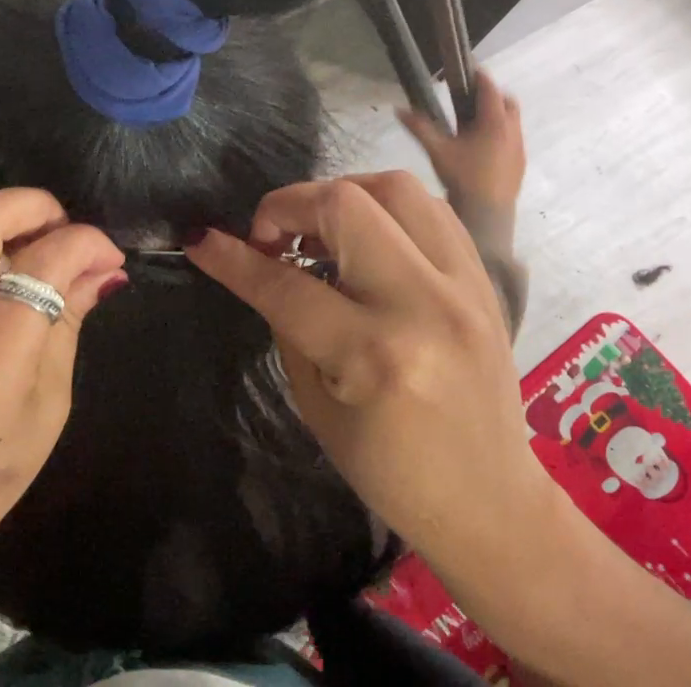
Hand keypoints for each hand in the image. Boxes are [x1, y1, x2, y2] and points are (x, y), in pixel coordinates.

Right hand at [185, 174, 553, 554]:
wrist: (488, 500)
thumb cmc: (389, 469)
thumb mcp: (316, 401)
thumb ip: (287, 320)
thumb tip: (256, 263)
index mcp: (374, 355)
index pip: (286, 284)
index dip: (233, 258)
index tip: (201, 241)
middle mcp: (425, 306)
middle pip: (346, 205)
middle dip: (288, 207)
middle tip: (270, 239)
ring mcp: (465, 287)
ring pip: (396, 189)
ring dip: (341, 197)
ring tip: (319, 233)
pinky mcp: (486, 281)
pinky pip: (431, 211)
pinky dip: (386, 211)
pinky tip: (365, 240)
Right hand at [401, 71, 524, 234]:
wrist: (488, 212)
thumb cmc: (462, 177)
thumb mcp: (436, 151)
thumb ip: (419, 127)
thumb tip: (398, 109)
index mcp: (494, 122)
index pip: (490, 89)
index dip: (480, 76)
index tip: (469, 69)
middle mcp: (512, 130)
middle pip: (508, 101)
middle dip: (492, 94)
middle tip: (471, 97)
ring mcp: (519, 146)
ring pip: (513, 120)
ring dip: (498, 114)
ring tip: (475, 123)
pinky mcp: (520, 162)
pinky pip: (514, 138)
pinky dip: (502, 133)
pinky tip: (483, 148)